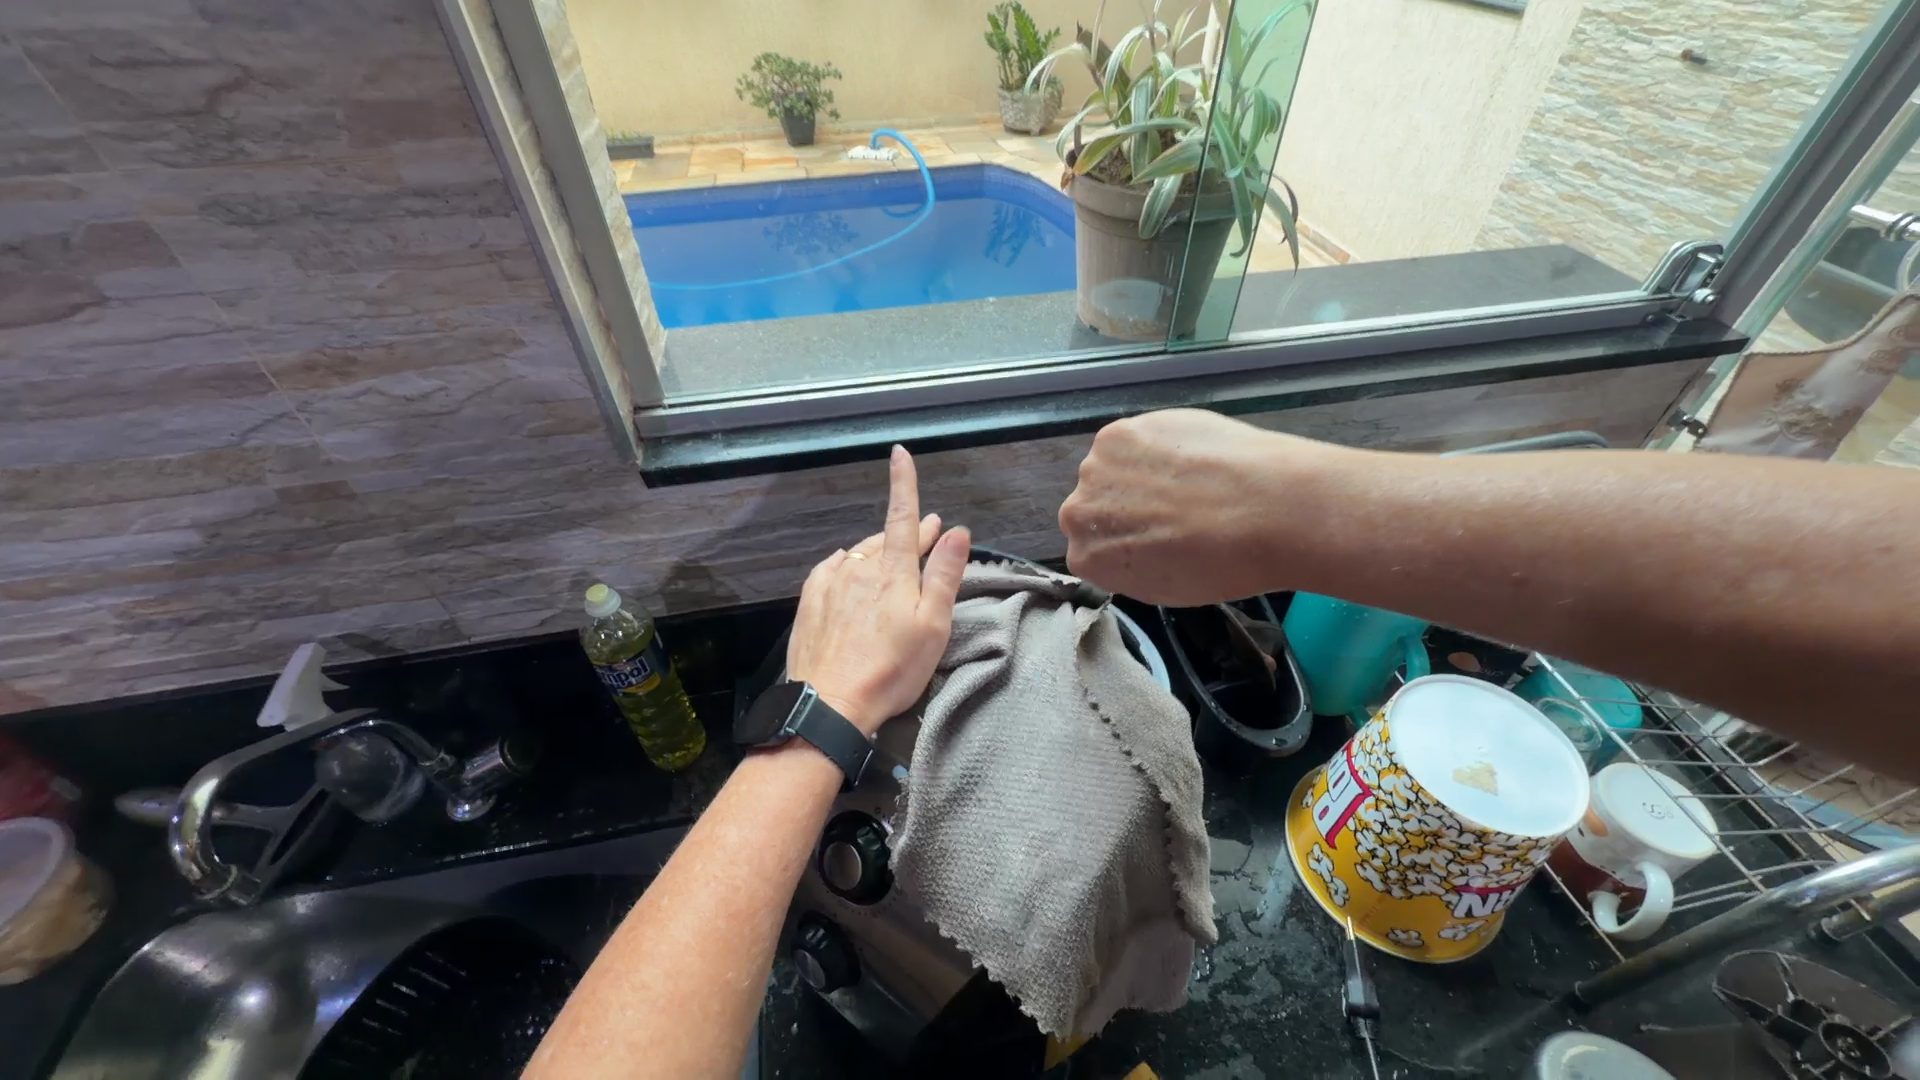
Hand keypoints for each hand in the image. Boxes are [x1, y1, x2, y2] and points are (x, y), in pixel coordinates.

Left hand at [787, 446, 970, 735]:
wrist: (830, 704)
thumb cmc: (892, 668)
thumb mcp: (933, 625)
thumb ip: (944, 574)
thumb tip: (956, 530)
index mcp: (894, 571)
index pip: (903, 516)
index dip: (904, 483)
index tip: (900, 454)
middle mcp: (860, 567)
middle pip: (887, 538)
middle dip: (909, 532)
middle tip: (929, 533)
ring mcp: (830, 583)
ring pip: (860, 554)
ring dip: (879, 550)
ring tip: (893, 558)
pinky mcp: (810, 602)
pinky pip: (832, 569)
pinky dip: (847, 564)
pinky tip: (849, 568)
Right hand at [1059, 409, 1336, 605]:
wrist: (1267, 509)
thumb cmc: (1225, 563)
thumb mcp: (1165, 587)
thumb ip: (1130, 565)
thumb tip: (1136, 543)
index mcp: (1086, 560)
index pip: (1090, 548)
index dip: (1124, 542)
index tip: (1153, 539)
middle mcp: (1077, 514)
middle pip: (1092, 506)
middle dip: (1123, 505)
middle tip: (1170, 508)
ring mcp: (1095, 468)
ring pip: (1110, 469)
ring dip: (1137, 471)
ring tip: (1185, 478)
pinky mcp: (1118, 432)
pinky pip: (1130, 441)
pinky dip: (1155, 444)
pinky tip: (1190, 454)